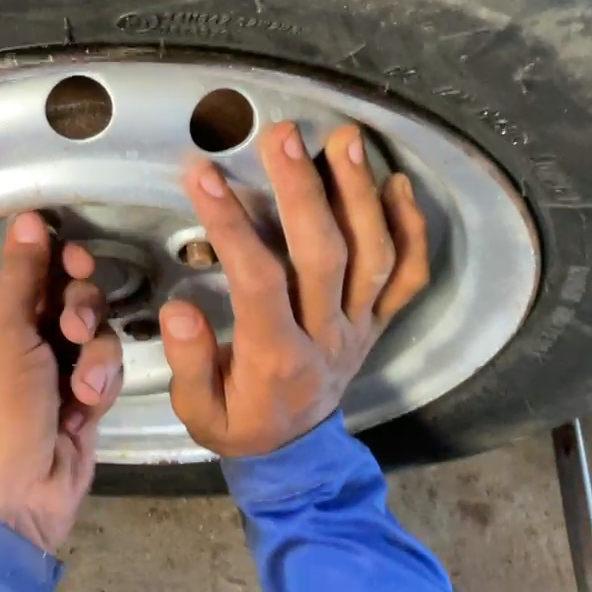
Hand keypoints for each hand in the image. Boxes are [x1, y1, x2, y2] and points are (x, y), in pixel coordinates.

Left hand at [0, 212, 125, 551]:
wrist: (10, 500)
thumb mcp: (3, 335)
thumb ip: (23, 274)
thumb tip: (27, 216)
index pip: (29, 267)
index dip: (57, 262)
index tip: (79, 263)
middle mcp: (16, 334)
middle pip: (67, 293)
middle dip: (80, 309)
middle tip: (77, 328)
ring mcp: (49, 366)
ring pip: (93, 329)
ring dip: (93, 353)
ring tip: (81, 383)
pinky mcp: (79, 394)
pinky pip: (102, 366)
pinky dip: (99, 382)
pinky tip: (87, 403)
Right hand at [162, 122, 430, 457]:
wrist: (293, 455)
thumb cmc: (236, 423)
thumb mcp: (196, 412)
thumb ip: (189, 364)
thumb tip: (181, 311)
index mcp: (275, 356)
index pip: (256, 279)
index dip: (230, 224)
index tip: (203, 174)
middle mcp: (326, 335)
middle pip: (323, 254)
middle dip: (302, 189)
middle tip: (282, 136)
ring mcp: (358, 327)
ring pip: (372, 255)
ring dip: (359, 193)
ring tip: (342, 140)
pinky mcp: (375, 323)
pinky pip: (406, 277)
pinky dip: (410, 230)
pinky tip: (397, 186)